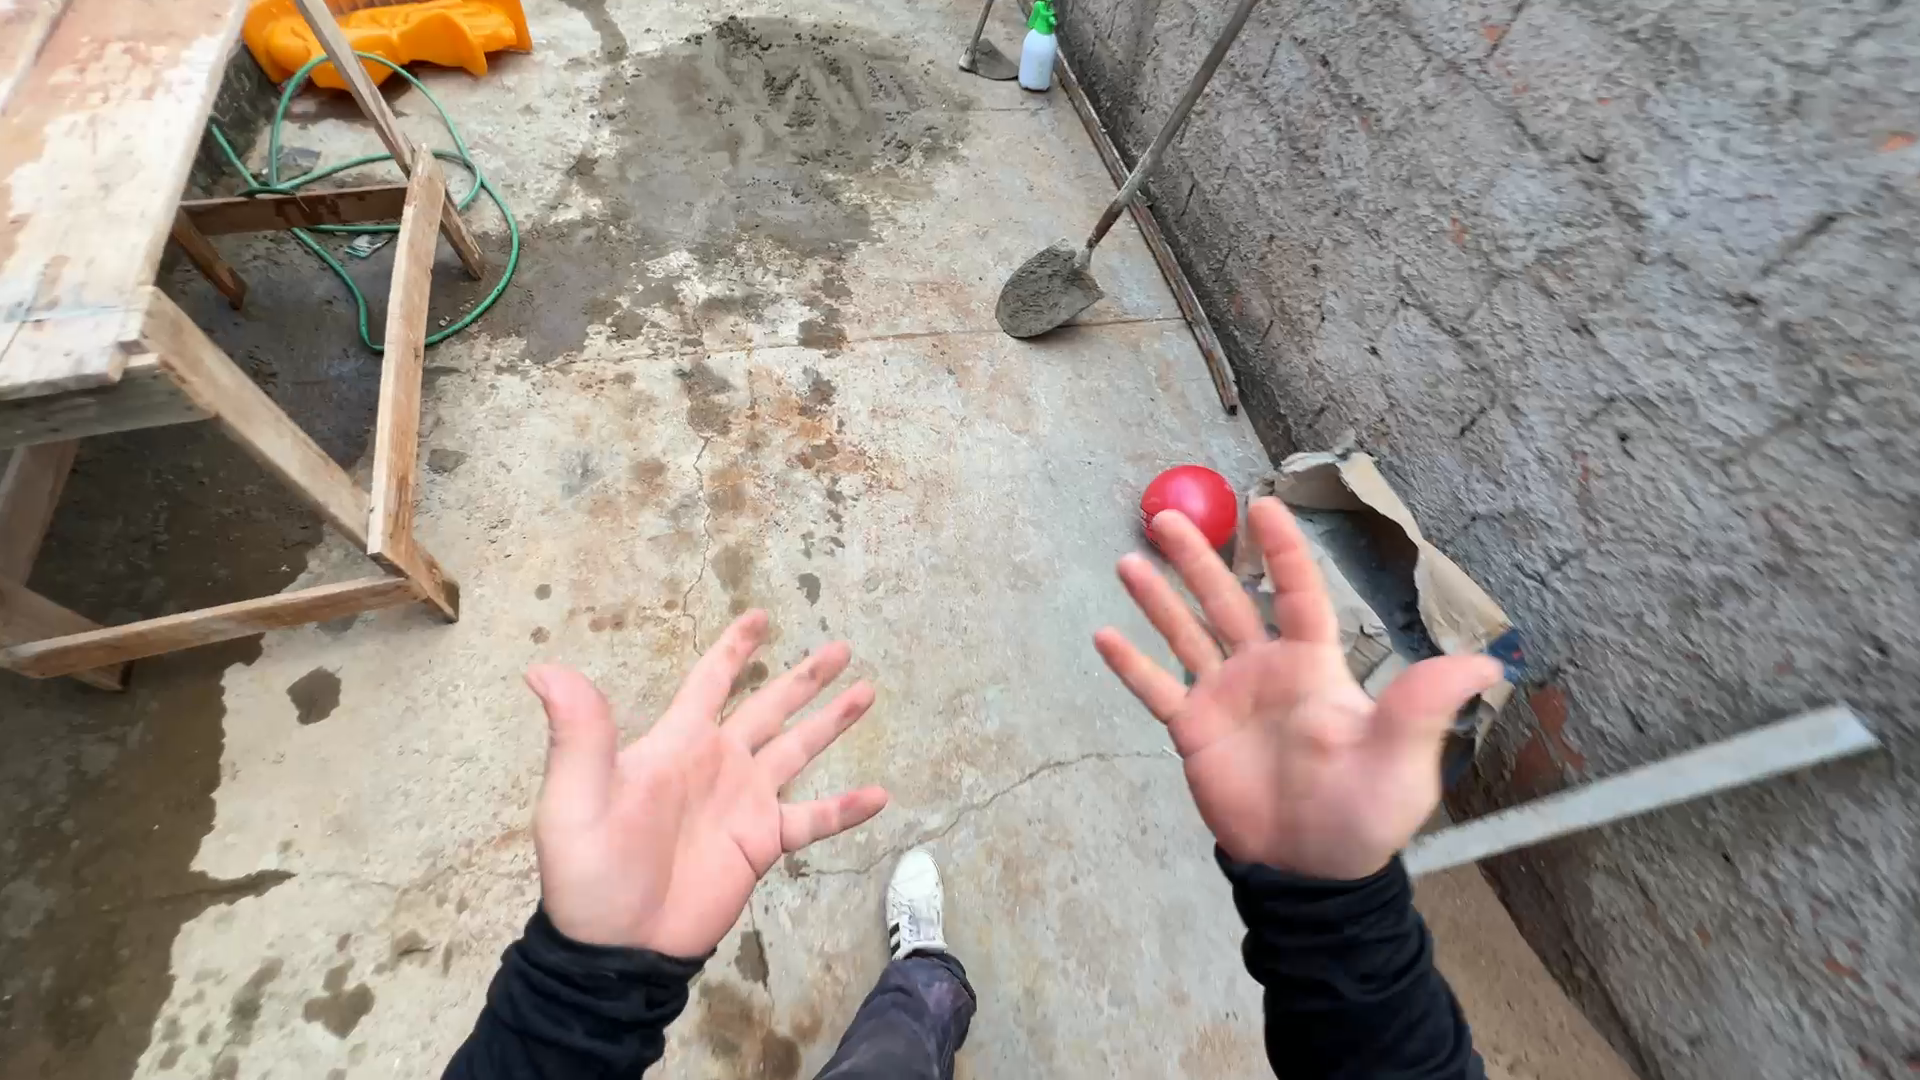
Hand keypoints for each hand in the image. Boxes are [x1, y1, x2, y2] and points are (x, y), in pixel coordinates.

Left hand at [526, 610, 887, 955]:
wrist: (617, 947)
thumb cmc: (593, 869)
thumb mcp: (575, 800)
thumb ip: (579, 734)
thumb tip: (543, 667)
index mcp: (681, 742)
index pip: (712, 680)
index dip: (734, 647)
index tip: (760, 615)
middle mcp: (721, 762)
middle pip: (772, 706)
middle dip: (805, 676)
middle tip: (841, 648)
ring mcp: (747, 801)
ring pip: (800, 749)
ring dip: (833, 722)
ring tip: (866, 692)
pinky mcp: (765, 842)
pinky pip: (814, 818)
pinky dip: (845, 808)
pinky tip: (879, 795)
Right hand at [1094, 498, 1502, 879]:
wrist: (1308, 867)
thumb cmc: (1362, 811)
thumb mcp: (1400, 762)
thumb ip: (1420, 709)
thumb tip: (1487, 663)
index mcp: (1311, 665)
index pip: (1296, 593)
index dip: (1281, 550)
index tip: (1263, 504)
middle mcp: (1262, 668)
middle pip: (1225, 600)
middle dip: (1197, 558)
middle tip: (1165, 518)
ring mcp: (1222, 696)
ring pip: (1184, 634)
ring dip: (1156, 598)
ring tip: (1128, 562)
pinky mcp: (1192, 727)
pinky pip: (1156, 688)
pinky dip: (1130, 664)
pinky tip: (1103, 635)